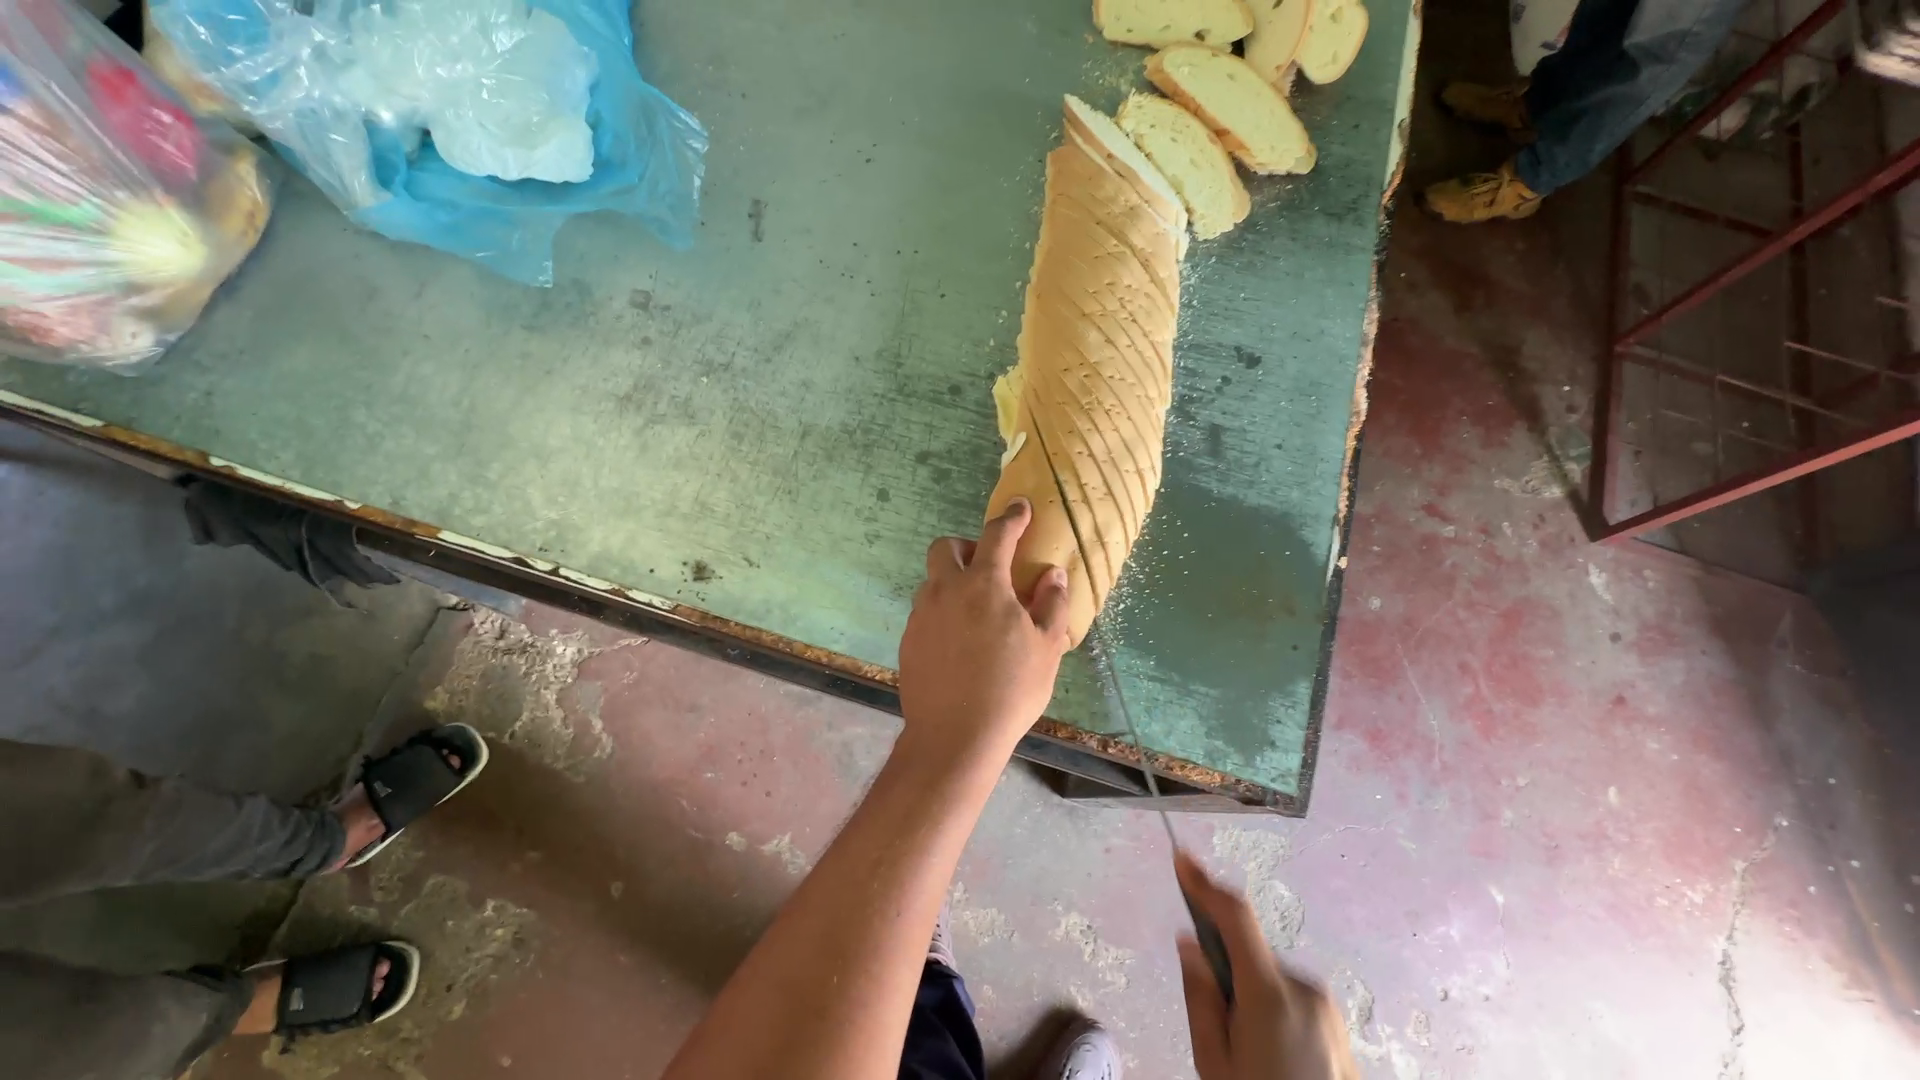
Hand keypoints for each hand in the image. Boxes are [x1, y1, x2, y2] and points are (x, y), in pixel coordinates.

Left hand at [897, 498, 1071, 760]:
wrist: (954, 737)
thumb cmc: (1010, 690)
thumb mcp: (1046, 648)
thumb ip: (1052, 605)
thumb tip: (1052, 575)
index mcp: (983, 585)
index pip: (997, 536)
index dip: (1011, 518)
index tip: (1020, 507)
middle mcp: (945, 591)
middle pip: (944, 548)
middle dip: (966, 547)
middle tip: (989, 570)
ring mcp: (921, 616)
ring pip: (932, 581)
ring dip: (952, 582)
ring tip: (977, 613)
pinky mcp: (908, 642)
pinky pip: (925, 612)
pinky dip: (942, 613)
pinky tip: (960, 644)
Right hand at [1175, 852, 1359, 1079]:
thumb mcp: (1213, 1061)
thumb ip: (1200, 995)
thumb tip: (1191, 943)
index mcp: (1271, 993)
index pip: (1235, 918)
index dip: (1205, 885)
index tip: (1182, 859)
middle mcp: (1306, 989)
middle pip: (1250, 957)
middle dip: (1227, 975)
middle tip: (1219, 1031)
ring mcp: (1328, 1009)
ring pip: (1270, 982)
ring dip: (1251, 1000)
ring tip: (1251, 1059)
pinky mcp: (1339, 1026)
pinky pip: (1292, 1002)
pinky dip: (1273, 1015)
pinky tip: (1274, 1063)